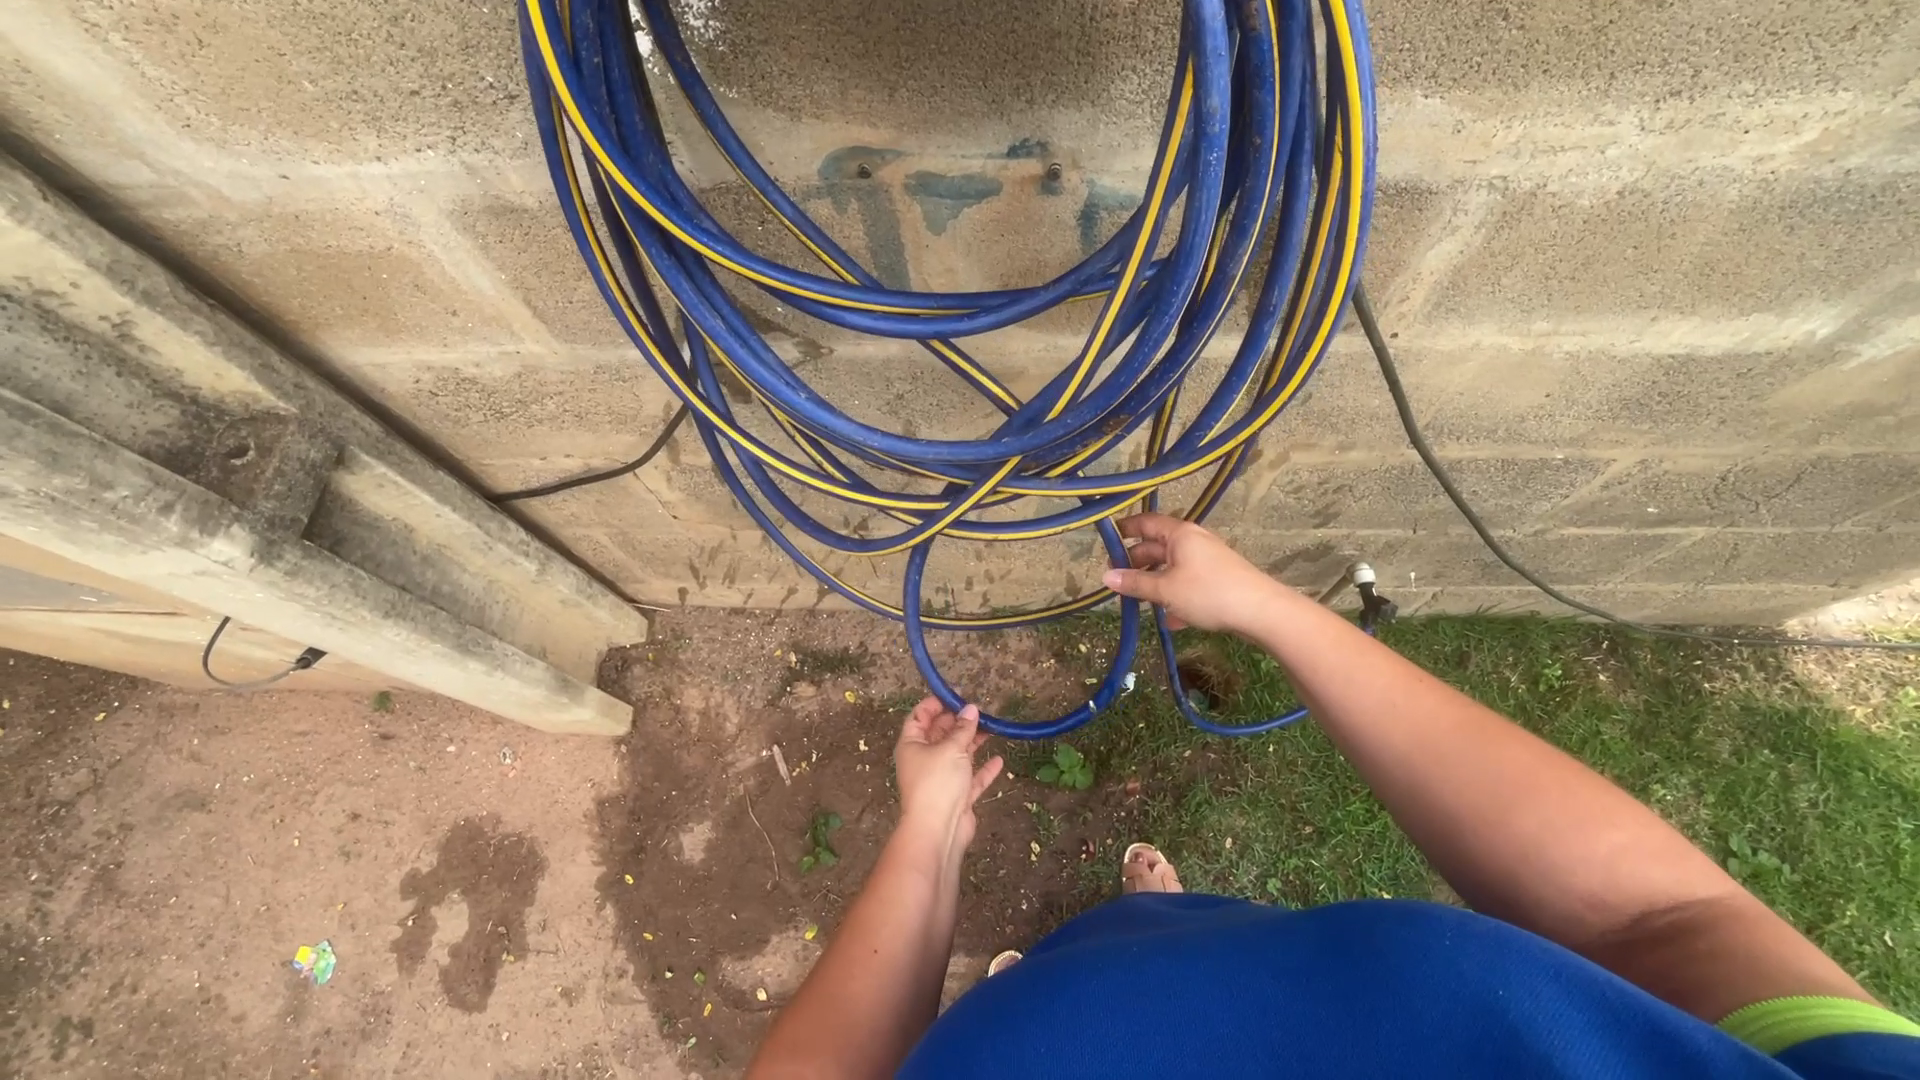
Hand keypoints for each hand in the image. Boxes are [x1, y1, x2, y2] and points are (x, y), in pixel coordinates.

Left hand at [894, 698, 1002, 856]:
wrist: (938, 830)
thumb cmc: (937, 782)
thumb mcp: (951, 748)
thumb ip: (963, 728)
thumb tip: (971, 709)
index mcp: (912, 745)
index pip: (919, 717)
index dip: (935, 704)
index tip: (955, 695)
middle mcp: (924, 760)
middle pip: (940, 734)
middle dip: (958, 721)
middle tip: (978, 709)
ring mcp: (940, 779)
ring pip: (958, 755)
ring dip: (973, 742)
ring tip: (992, 728)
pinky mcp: (957, 797)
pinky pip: (971, 778)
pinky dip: (984, 769)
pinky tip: (999, 760)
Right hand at [1101, 512, 1283, 633]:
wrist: (1261, 611)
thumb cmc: (1207, 593)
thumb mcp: (1165, 590)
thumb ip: (1135, 583)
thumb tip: (1106, 577)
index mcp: (1179, 534)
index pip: (1146, 523)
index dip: (1126, 529)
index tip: (1108, 539)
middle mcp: (1193, 541)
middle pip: (1158, 546)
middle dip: (1137, 561)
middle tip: (1117, 577)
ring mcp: (1208, 560)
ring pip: (1173, 566)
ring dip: (1155, 581)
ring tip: (1139, 600)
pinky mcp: (1218, 579)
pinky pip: (1188, 582)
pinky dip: (1176, 595)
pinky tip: (1171, 620)